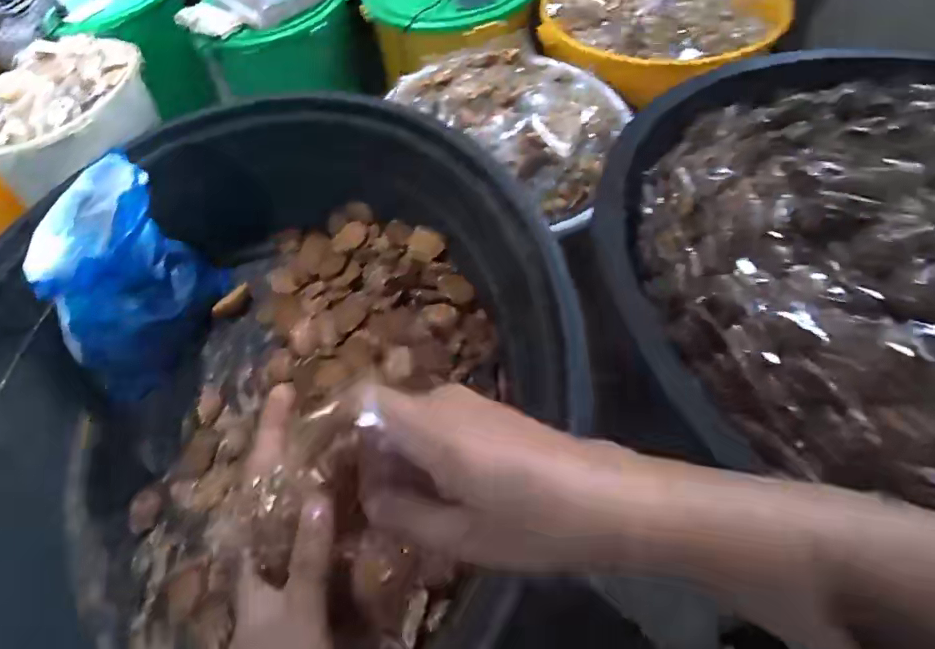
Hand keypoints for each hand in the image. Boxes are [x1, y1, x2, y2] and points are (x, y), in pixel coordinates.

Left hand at [233, 384, 332, 648]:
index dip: (268, 431)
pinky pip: (327, 543)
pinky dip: (341, 517)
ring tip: (352, 442)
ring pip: (305, 509)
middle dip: (298, 446)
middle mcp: (267, 547)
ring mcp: (289, 567)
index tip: (282, 389)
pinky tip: (367, 503)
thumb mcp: (293, 616)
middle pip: (281, 485)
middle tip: (329, 411)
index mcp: (252, 546)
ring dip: (324, 475)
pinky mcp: (310, 589)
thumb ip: (304, 557)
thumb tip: (316, 494)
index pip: (258, 476)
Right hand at [359, 384, 642, 572]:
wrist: (607, 496)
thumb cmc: (532, 519)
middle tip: (368, 507)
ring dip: (398, 459)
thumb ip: (404, 515)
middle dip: (369, 456)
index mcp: (427, 423)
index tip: (327, 465)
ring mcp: (464, 402)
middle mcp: (439, 399)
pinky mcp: (483, 412)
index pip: (361, 398)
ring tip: (404, 510)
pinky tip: (442, 495)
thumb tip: (368, 497)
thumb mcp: (462, 536)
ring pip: (408, 421)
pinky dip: (423, 454)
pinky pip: (434, 424)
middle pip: (382, 414)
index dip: (336, 424)